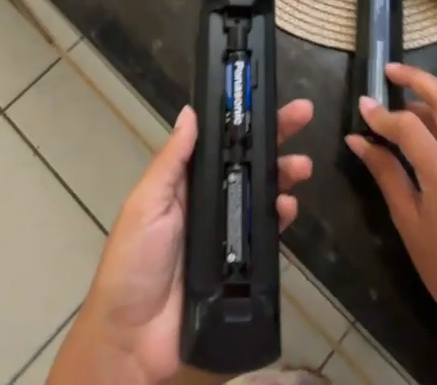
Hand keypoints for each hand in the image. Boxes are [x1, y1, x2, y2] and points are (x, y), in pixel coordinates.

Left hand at [51, 99, 313, 384]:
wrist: (134, 339)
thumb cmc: (133, 262)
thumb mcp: (146, 205)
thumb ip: (172, 161)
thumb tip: (191, 112)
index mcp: (184, 186)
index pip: (219, 144)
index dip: (243, 121)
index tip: (267, 97)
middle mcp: (208, 204)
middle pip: (247, 164)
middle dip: (275, 138)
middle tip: (303, 114)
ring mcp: (227, 234)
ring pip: (262, 195)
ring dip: (284, 175)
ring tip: (301, 166)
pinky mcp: (242, 266)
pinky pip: (267, 235)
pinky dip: (281, 216)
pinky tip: (290, 207)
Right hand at [346, 64, 436, 352]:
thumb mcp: (408, 222)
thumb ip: (385, 174)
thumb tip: (358, 140)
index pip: (408, 125)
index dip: (381, 114)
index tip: (360, 105)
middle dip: (418, 79)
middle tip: (389, 71)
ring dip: (429, 102)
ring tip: (397, 106)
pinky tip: (419, 138)